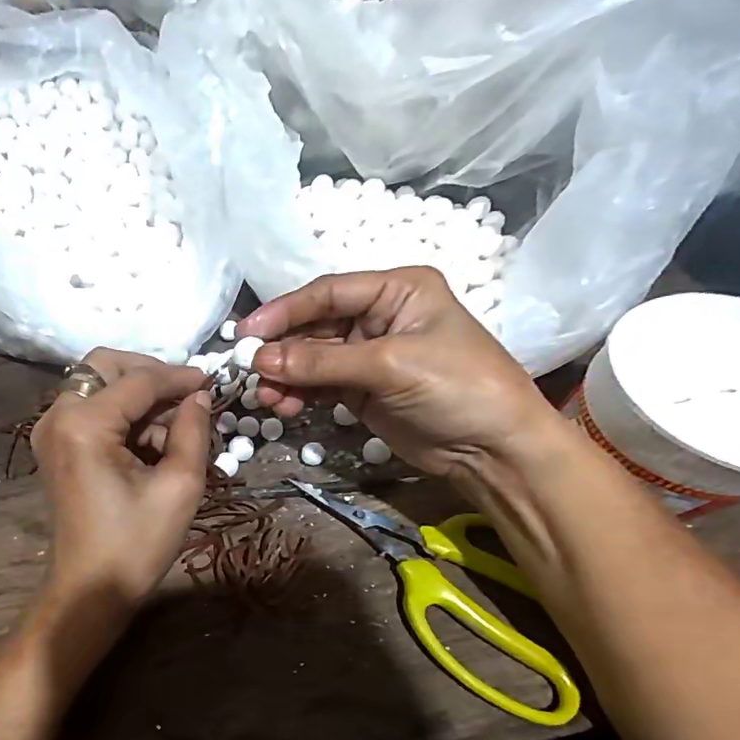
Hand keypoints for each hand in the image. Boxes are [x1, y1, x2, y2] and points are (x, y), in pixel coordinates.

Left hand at [30, 348, 211, 615]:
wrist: (91, 589)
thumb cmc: (137, 544)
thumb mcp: (179, 486)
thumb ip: (193, 430)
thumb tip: (199, 396)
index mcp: (83, 424)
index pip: (138, 380)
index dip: (179, 377)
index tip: (212, 382)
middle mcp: (57, 417)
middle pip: (106, 367)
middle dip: (151, 376)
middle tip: (187, 399)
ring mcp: (51, 431)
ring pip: (99, 386)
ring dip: (139, 399)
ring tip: (174, 435)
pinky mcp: (55, 446)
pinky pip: (91, 410)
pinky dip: (123, 416)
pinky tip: (152, 445)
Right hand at [238, 268, 560, 475]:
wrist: (493, 449)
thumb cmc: (457, 387)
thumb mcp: (390, 366)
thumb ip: (323, 361)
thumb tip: (261, 359)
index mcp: (397, 290)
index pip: (328, 292)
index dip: (285, 311)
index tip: (245, 332)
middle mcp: (379, 316)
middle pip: (315, 326)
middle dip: (282, 349)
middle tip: (248, 371)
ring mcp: (368, 355)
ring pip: (311, 358)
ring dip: (285, 376)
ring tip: (266, 397)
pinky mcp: (361, 390)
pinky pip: (318, 385)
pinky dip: (298, 394)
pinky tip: (282, 406)